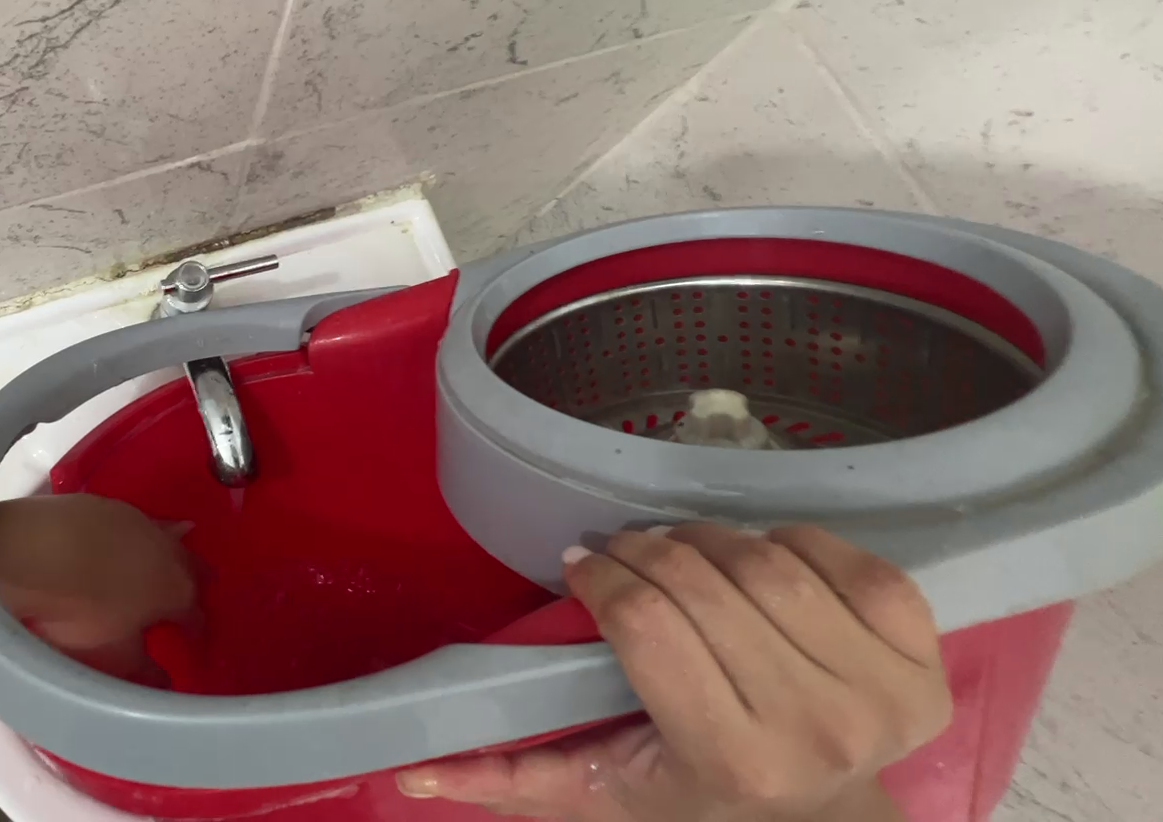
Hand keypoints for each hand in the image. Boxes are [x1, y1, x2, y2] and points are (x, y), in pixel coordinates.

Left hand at [0, 494, 196, 679]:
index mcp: (176, 591)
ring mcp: (139, 522)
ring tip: (160, 566)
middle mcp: (168, 551)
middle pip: (193, 569)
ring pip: (169, 538)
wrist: (37, 550)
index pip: (197, 615)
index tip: (192, 642)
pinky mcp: (110, 504)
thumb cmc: (80, 613)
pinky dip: (137, 536)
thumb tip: (165, 682)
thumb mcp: (112, 657)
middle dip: (193, 586)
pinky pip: (136, 523)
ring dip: (169, 553)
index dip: (196, 631)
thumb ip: (143, 671)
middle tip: (184, 601)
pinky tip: (124, 542)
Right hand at [397, 525, 949, 820]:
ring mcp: (882, 692)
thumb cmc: (694, 799)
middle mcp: (817, 729)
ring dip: (704, 540)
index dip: (600, 578)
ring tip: (679, 554)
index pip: (644, 623)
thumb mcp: (597, 792)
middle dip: (641, 550)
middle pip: (700, 581)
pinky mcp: (925, 661)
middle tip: (621, 554)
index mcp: (730, 758)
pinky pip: (846, 559)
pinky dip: (791, 540)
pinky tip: (759, 563)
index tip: (581, 568)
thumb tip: (410, 771)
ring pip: (764, 560)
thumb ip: (505, 778)